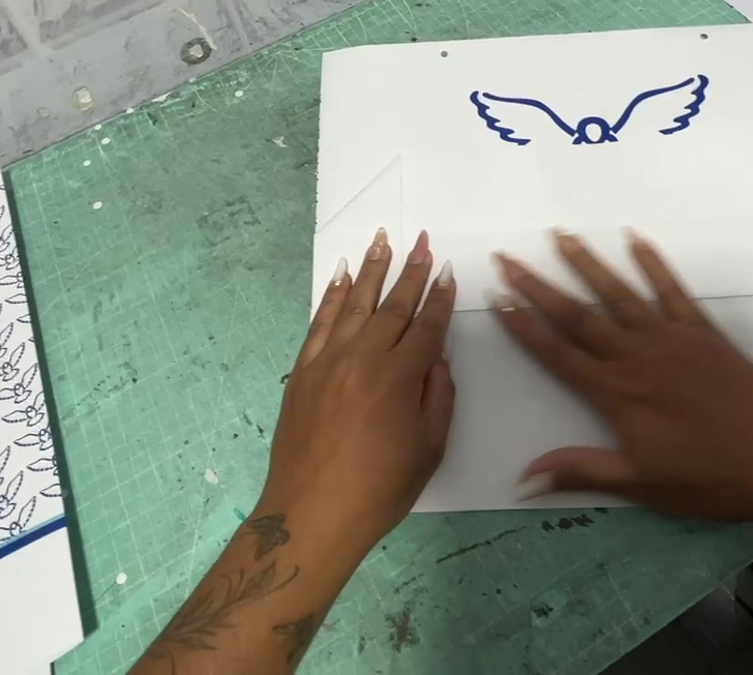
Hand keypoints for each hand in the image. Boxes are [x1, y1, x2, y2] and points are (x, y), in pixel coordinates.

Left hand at [258, 229, 456, 557]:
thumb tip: (435, 356)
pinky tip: (342, 276)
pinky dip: (333, 296)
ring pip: (355, 304)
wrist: (311, 513)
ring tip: (382, 240)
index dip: (440, 298)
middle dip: (411, 271)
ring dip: (371, 270)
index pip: (426, 327)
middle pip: (393, 306)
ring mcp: (329, 360)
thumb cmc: (379, 489)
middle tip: (422, 241)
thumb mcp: (428, 449)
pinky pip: (321, 322)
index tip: (448, 271)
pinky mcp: (304, 369)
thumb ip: (437, 396)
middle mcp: (363, 358)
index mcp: (398, 378)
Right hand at [494, 230, 752, 522]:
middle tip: (508, 257)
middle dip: (538, 286)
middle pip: (577, 315)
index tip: (496, 296)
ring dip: (586, 263)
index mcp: (617, 393)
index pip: (558, 353)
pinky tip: (635, 239)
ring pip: (618, 294)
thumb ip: (582, 471)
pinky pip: (672, 290)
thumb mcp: (643, 485)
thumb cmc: (713, 479)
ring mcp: (670, 337)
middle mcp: (636, 355)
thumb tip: (522, 478)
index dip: (523, 325)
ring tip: (560, 235)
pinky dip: (653, 264)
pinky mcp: (702, 330)